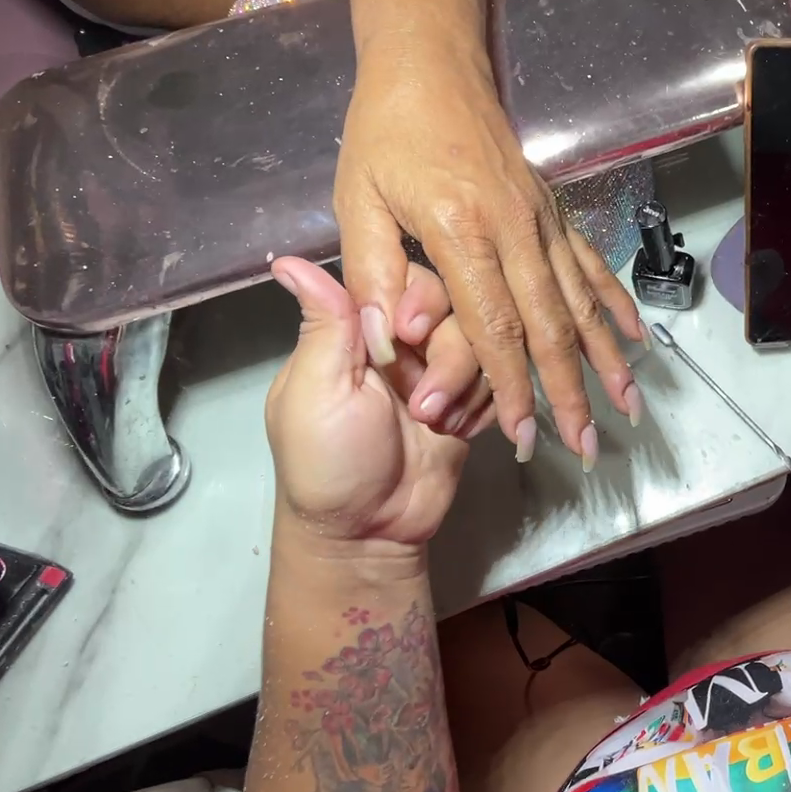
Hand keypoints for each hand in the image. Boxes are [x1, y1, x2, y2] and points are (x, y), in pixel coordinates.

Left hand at [265, 257, 475, 553]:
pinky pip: (500, 381)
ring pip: (485, 346)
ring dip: (466, 387)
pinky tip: (461, 432)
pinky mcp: (472, 402)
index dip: (417, 301)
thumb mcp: (316, 391)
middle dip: (448, 357)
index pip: (403, 281)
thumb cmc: (329, 462)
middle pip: (456, 311)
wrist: (373, 532)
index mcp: (360, 330)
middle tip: (424, 405)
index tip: (408, 336)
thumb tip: (289, 259)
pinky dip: (485, 406)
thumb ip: (323, 325)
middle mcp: (405, 343)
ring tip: (439, 425)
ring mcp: (442, 373)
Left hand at [335, 60, 646, 469]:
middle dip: (571, 390)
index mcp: (461, 233)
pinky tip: (636, 339)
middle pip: (551, 326)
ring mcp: (545, 224)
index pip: (494, 326)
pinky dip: (616, 307)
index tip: (526, 433)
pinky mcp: (558, 217)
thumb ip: (372, 275)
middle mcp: (516, 233)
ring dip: (607, 359)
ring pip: (583, 304)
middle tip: (589, 442)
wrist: (434, 68)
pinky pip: (594, 268)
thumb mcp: (356, 200)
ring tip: (629, 404)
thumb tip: (387, 345)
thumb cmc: (384, 136)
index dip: (513, 385)